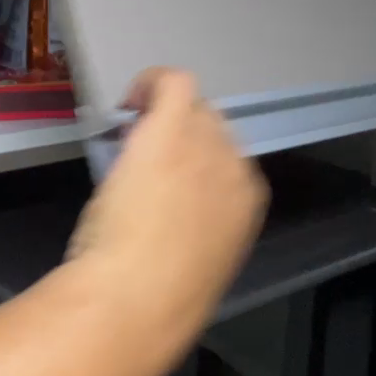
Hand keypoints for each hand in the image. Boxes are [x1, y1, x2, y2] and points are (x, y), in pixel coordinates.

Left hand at [65, 68, 268, 343]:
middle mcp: (235, 167)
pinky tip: (129, 98)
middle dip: (177, 133)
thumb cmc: (157, 293)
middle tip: (140, 154)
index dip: (189, 159)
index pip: (223, 160)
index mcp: (245, 203)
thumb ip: (194, 225)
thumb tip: (171, 212)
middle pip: (210, 127)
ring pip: (191, 105)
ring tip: (130, 134)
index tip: (160, 173)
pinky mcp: (173, 128)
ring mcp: (205, 144)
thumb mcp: (193, 258)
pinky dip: (151, 81)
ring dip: (162, 114)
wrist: (138, 295)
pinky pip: (173, 81)